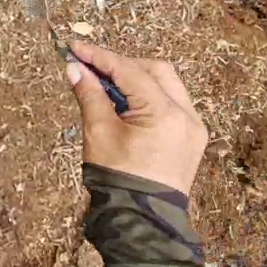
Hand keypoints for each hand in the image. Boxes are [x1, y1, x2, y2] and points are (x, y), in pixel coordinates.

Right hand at [64, 40, 207, 195]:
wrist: (141, 219)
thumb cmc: (116, 174)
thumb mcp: (98, 131)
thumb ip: (89, 94)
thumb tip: (75, 68)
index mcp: (165, 112)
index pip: (129, 71)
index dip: (99, 56)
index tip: (74, 47)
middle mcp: (187, 115)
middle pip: (155, 71)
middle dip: (122, 64)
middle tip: (92, 67)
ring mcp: (193, 127)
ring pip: (166, 85)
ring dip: (135, 78)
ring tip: (105, 85)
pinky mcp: (190, 138)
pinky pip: (170, 103)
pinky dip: (146, 95)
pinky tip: (123, 102)